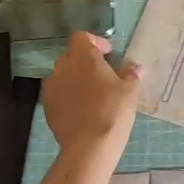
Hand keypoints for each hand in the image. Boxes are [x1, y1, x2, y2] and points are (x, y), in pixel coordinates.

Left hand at [42, 32, 143, 153]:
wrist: (89, 146)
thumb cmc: (113, 110)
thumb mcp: (130, 91)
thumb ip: (131, 74)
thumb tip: (136, 67)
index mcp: (83, 57)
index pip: (82, 37)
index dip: (95, 42)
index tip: (109, 55)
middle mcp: (63, 67)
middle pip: (72, 55)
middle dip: (85, 62)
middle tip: (103, 75)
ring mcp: (52, 88)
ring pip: (63, 75)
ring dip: (76, 79)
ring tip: (92, 94)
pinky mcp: (47, 107)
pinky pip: (58, 94)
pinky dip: (68, 96)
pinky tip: (82, 110)